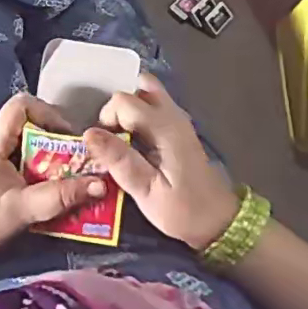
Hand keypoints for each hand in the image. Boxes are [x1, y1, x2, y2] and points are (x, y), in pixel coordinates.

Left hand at [0, 94, 109, 259]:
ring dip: (49, 152)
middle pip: (29, 119)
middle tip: (76, 159)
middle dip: (56, 137)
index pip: (22, 104)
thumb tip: (100, 184)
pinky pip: (22, 153)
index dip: (49, 114)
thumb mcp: (22, 209)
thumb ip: (60, 196)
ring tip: (68, 172)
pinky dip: (39, 164)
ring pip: (27, 137)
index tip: (69, 138)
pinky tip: (51, 183)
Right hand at [85, 74, 238, 249]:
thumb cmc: (183, 210)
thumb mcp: (146, 192)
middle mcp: (172, 115)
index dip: (106, 119)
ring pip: (146, 93)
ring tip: (119, 138)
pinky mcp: (177, 128)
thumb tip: (89, 134)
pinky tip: (131, 142)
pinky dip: (136, 115)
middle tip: (111, 136)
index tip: (104, 146)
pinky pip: (152, 107)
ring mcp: (177, 120)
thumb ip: (119, 160)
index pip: (123, 100)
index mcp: (165, 127)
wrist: (218, 222)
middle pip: (138, 86)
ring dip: (127, 109)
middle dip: (117, 106)